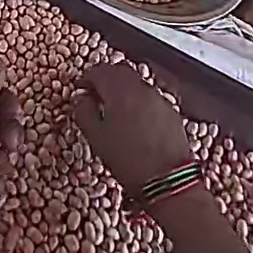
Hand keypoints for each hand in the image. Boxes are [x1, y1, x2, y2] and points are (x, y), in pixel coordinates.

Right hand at [70, 62, 192, 191]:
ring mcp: (159, 99)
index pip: (99, 70)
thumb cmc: (127, 160)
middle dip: (105, 79)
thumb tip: (82, 98)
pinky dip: (138, 101)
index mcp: (119, 90)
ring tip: (114, 110)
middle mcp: (141, 88)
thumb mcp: (95, 137)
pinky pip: (150, 98)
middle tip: (95, 95)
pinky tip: (135, 122)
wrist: (169, 182)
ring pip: (136, 83)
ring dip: (122, 90)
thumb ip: (83, 111)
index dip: (86, 78)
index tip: (81, 89)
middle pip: (119, 71)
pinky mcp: (172, 113)